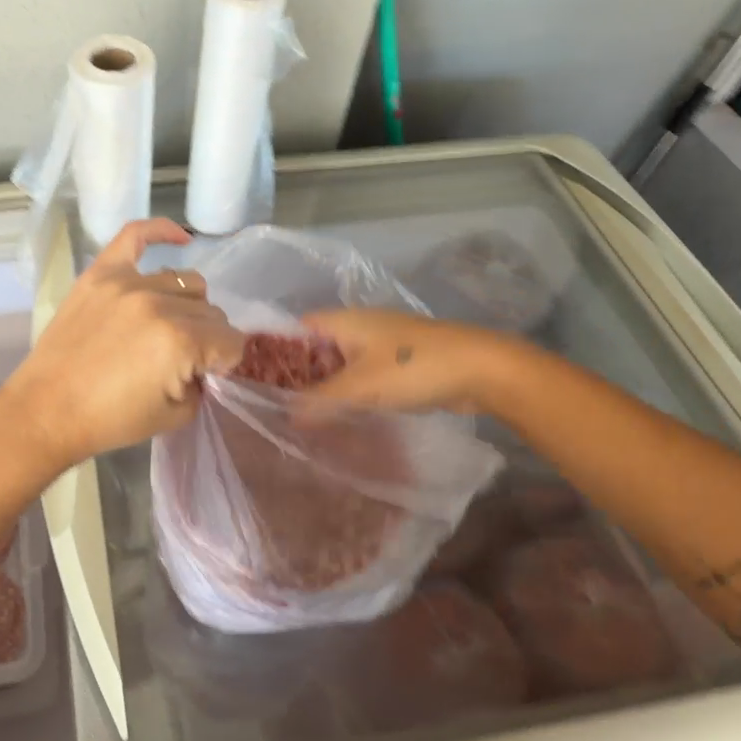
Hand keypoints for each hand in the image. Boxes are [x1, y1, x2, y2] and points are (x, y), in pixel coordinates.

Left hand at [0, 218, 244, 469]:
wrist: (47, 410)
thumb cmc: (111, 420)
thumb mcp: (176, 415)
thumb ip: (202, 382)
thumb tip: (206, 362)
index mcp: (180, 341)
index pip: (231, 340)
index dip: (225, 362)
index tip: (207, 374)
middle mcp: (158, 304)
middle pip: (211, 311)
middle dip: (207, 338)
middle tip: (183, 360)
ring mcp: (127, 283)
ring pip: (185, 281)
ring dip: (187, 306)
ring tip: (167, 327)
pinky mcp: (100, 273)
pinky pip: (135, 235)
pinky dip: (159, 231)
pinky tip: (180, 238)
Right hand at [297, 308, 525, 416]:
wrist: (481, 369)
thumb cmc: (413, 368)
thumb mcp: (361, 386)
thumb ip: (320, 401)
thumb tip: (286, 415)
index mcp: (345, 321)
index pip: (297, 329)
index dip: (277, 351)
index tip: (260, 381)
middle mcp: (360, 327)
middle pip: (318, 349)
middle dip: (301, 376)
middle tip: (279, 408)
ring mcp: (383, 345)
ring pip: (343, 365)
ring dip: (328, 388)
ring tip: (306, 419)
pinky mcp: (402, 365)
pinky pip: (365, 378)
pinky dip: (353, 395)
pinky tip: (344, 419)